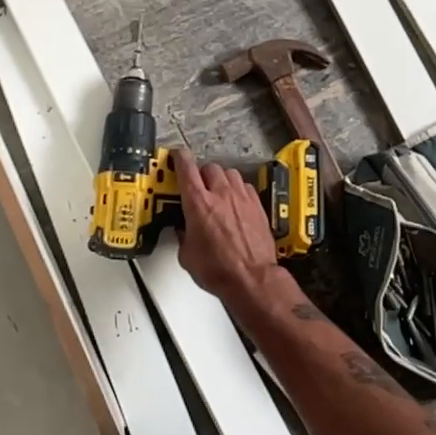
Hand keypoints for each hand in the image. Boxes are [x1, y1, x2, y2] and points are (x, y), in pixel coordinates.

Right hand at [172, 148, 280, 303]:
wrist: (252, 279)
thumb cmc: (221, 270)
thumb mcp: (187, 256)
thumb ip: (184, 236)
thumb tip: (184, 233)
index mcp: (198, 204)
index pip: (187, 169)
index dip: (180, 158)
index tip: (178, 156)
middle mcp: (221, 195)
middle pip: (209, 168)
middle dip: (202, 174)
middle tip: (198, 185)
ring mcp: (242, 199)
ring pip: (230, 174)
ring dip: (221, 180)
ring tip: (218, 192)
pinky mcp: (257, 206)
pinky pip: (246, 187)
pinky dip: (239, 190)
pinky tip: (236, 202)